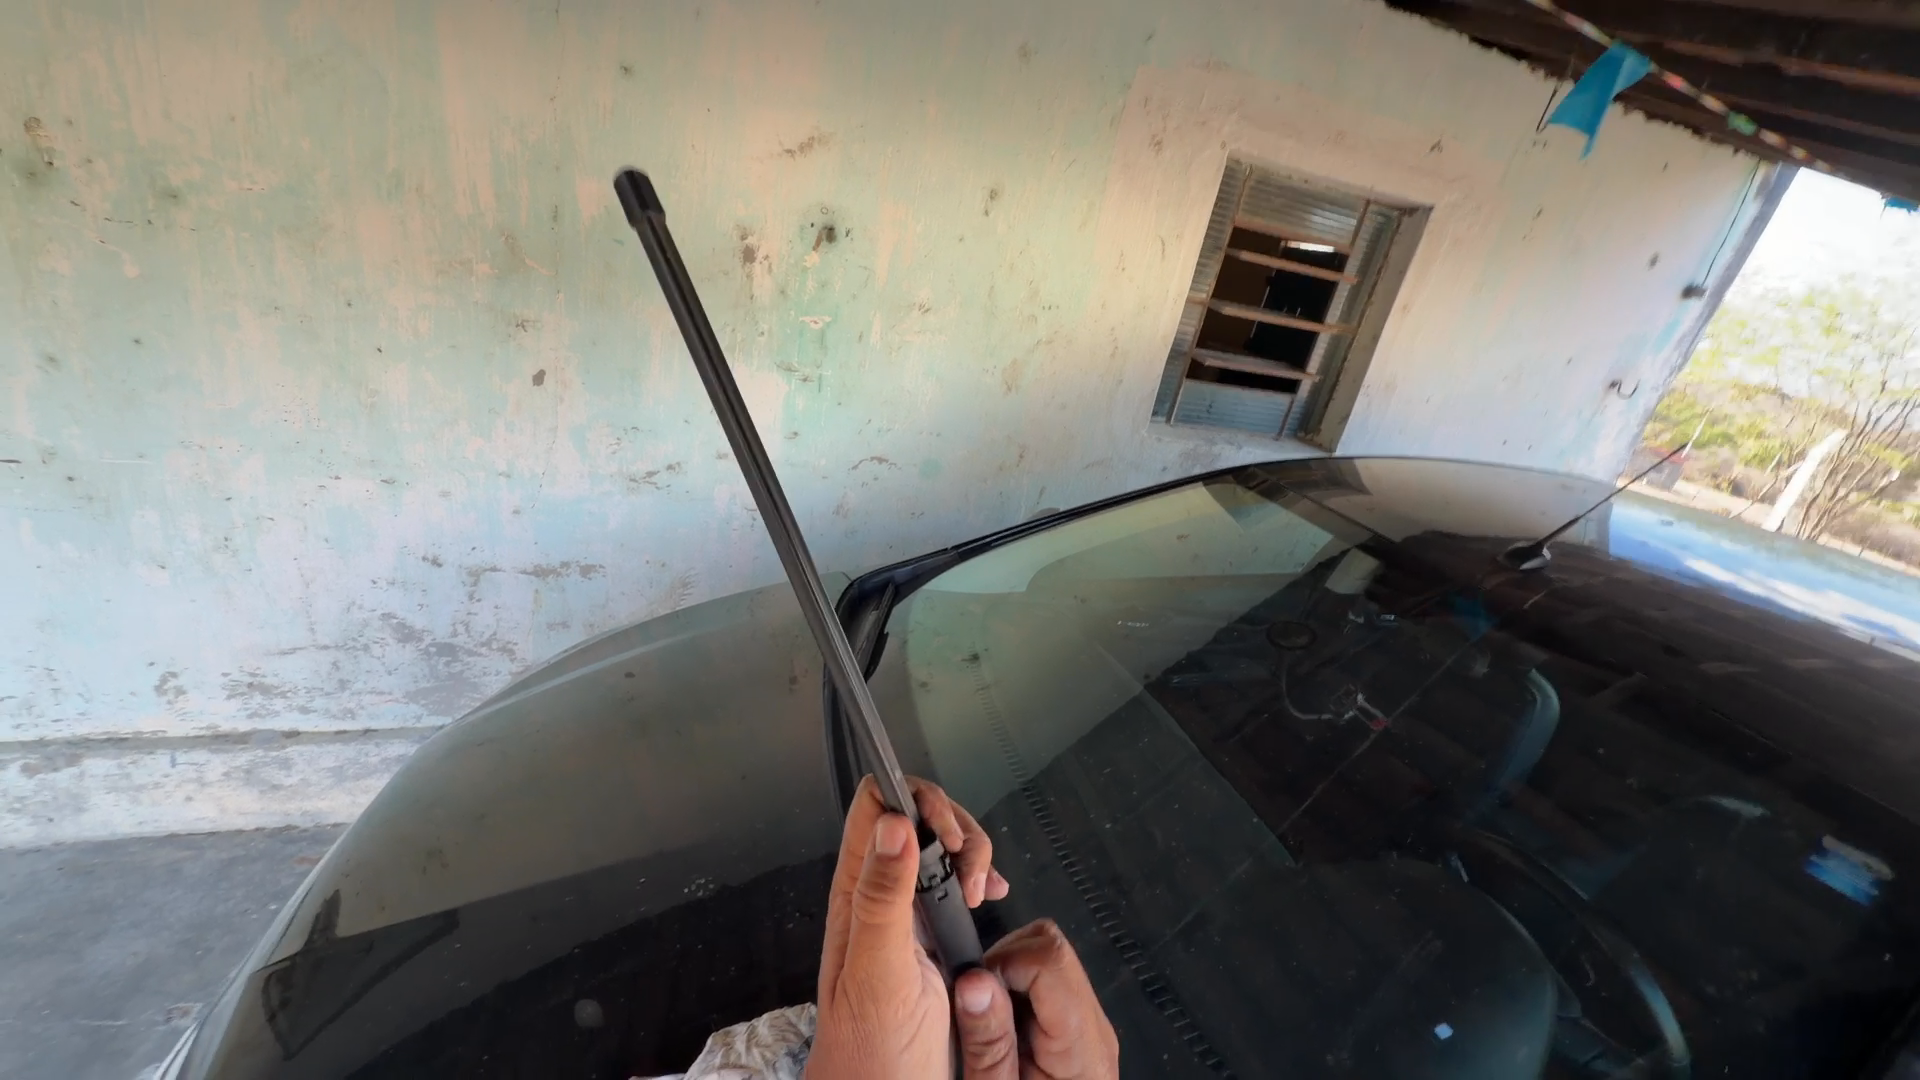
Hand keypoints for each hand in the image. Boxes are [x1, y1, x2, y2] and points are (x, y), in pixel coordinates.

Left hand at [806, 776, 1007, 1079]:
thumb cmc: (873, 1055)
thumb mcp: (878, 974)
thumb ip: (881, 897)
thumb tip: (891, 821)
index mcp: (856, 888)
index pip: (875, 802)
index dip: (915, 799)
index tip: (946, 836)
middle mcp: (879, 888)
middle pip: (916, 811)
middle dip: (955, 827)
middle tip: (972, 874)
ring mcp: (906, 907)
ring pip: (938, 841)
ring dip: (972, 853)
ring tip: (983, 892)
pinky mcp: (930, 928)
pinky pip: (955, 877)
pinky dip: (980, 873)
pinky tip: (991, 893)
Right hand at [952, 920, 1118, 1079]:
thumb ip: (988, 1042)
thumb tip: (973, 977)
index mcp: (1081, 1045)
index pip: (1049, 960)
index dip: (1003, 964)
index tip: (973, 995)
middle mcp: (1094, 1025)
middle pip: (1051, 946)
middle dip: (1004, 960)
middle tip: (978, 1006)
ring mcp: (1089, 1025)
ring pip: (1048, 955)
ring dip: (1009, 971)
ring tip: (989, 1021)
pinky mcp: (1078, 1028)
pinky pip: (1048, 981)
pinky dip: (1016, 987)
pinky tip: (1002, 1027)